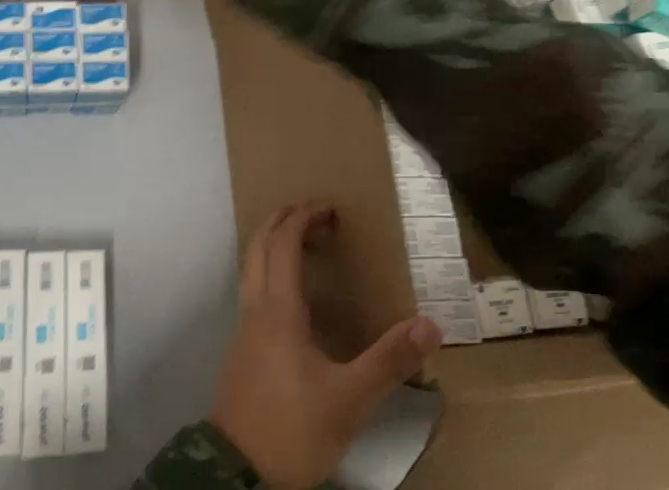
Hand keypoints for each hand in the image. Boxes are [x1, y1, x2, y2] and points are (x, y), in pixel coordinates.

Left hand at [210, 202, 441, 488]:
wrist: (238, 471)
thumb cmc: (293, 427)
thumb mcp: (350, 398)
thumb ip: (389, 360)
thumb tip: (430, 323)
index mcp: (277, 310)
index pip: (283, 244)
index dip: (302, 218)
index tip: (328, 207)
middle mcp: (255, 310)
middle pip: (258, 247)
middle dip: (281, 221)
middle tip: (314, 213)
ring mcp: (243, 330)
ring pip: (251, 269)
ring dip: (273, 247)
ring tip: (307, 247)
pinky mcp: (242, 351)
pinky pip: (254, 293)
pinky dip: (271, 274)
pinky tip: (296, 300)